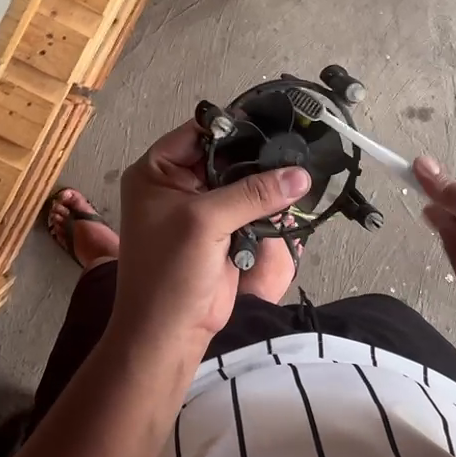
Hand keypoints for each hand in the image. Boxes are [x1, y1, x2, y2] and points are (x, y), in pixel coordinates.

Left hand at [109, 122, 309, 352]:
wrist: (169, 334)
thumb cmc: (168, 274)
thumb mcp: (205, 222)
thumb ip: (252, 193)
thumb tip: (298, 174)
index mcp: (156, 171)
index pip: (199, 132)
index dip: (233, 125)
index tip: (273, 122)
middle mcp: (176, 184)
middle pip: (224, 155)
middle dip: (256, 156)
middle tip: (295, 148)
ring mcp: (200, 208)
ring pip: (241, 181)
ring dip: (266, 183)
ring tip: (299, 172)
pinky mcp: (221, 231)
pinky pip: (249, 208)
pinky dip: (267, 207)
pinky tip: (290, 200)